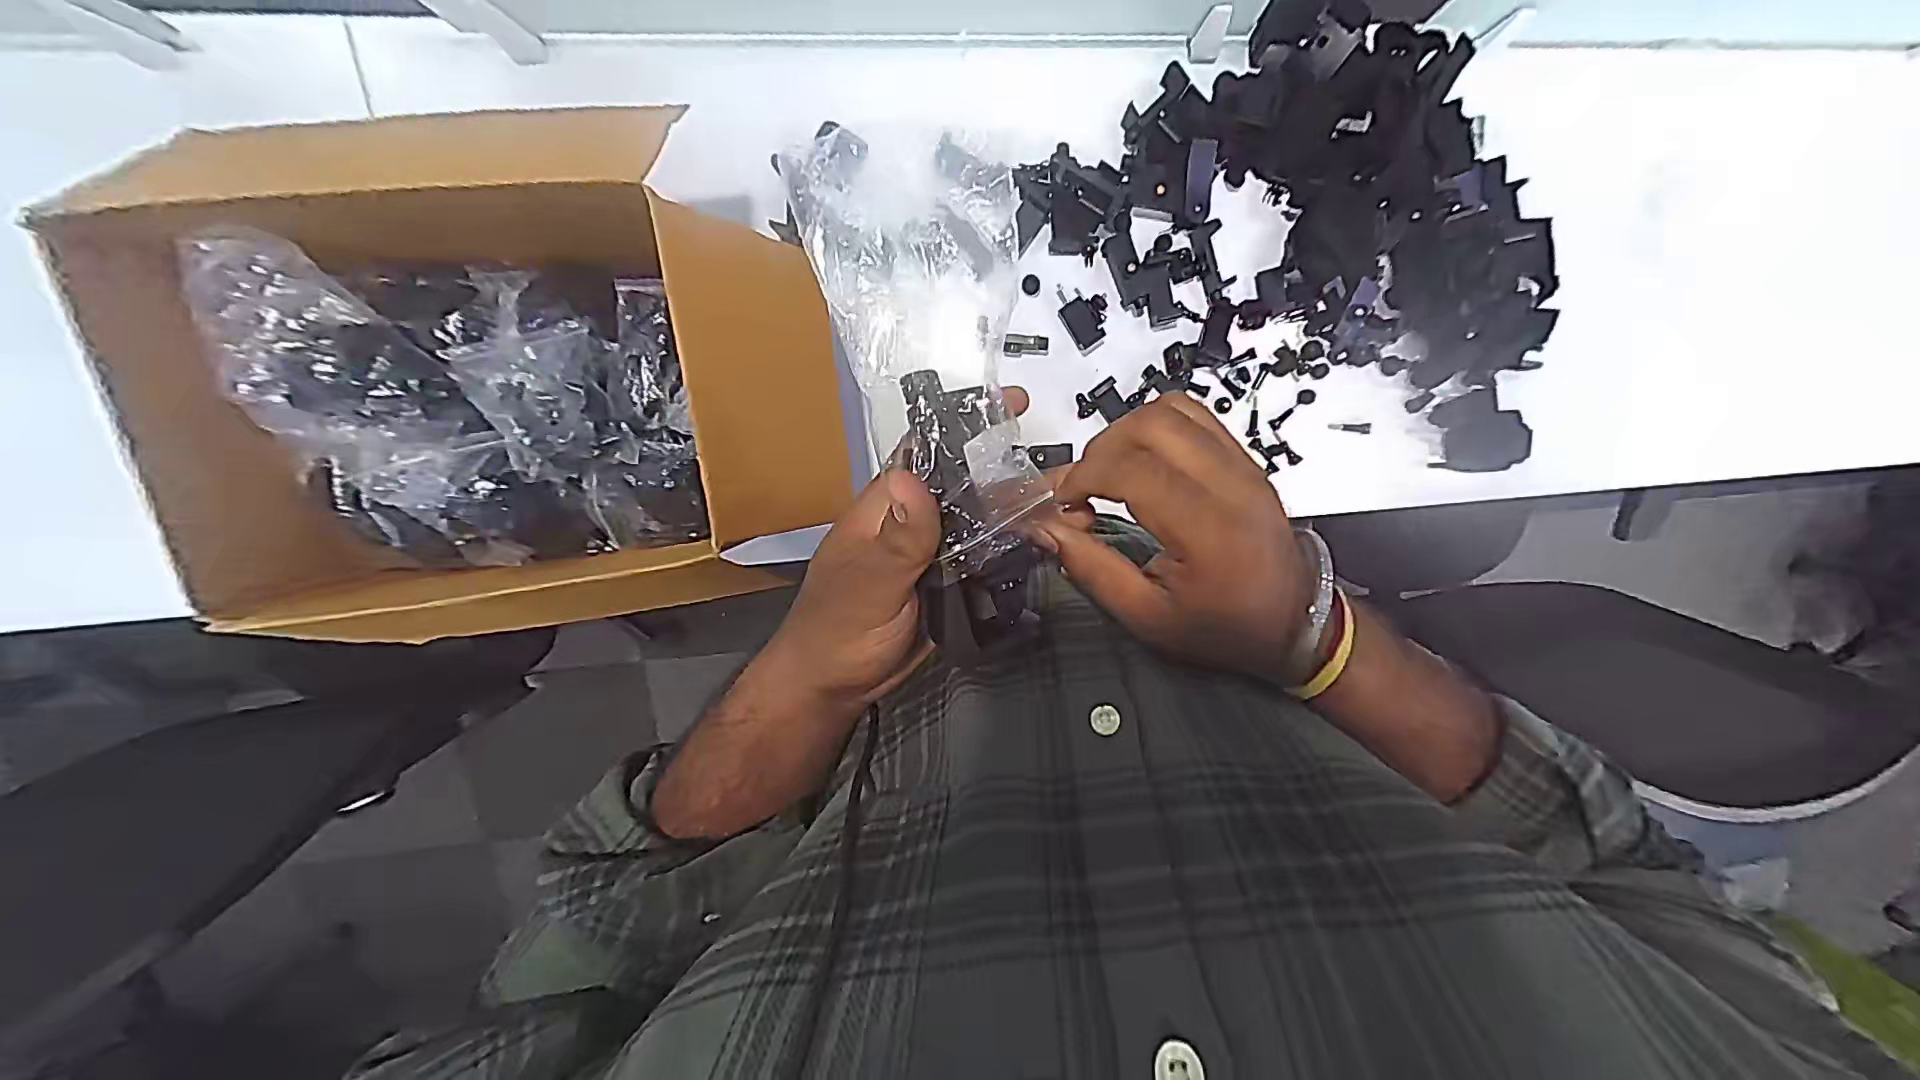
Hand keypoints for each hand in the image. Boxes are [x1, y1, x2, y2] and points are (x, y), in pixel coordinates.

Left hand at [750, 386, 1035, 710]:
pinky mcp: (948, 584)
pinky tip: (1041, 545)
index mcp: (886, 506)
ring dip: (1016, 512)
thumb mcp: (866, 583)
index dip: (966, 423)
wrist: (835, 686)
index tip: (1008, 405)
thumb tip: (913, 480)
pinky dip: (1010, 551)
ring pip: (979, 522)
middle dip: (1007, 471)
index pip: (928, 450)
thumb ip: (895, 538)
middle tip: (1056, 467)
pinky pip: (983, 559)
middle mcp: (913, 523)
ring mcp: (932, 554)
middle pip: (965, 484)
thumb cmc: (833, 630)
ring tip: (1062, 503)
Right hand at [1031, 394, 1318, 684]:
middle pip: (1150, 424)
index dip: (1082, 476)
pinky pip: (1193, 417)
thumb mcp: (1148, 617)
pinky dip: (1154, 429)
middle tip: (1083, 488)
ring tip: (1110, 473)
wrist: (1297, 623)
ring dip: (1125, 433)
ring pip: (1171, 409)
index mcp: (1210, 531)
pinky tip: (1141, 463)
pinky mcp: (1245, 460)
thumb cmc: (1227, 628)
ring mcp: (1244, 466)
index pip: (1132, 469)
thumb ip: (1091, 569)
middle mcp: (1233, 486)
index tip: (1062, 501)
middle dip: (1099, 449)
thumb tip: (1047, 529)